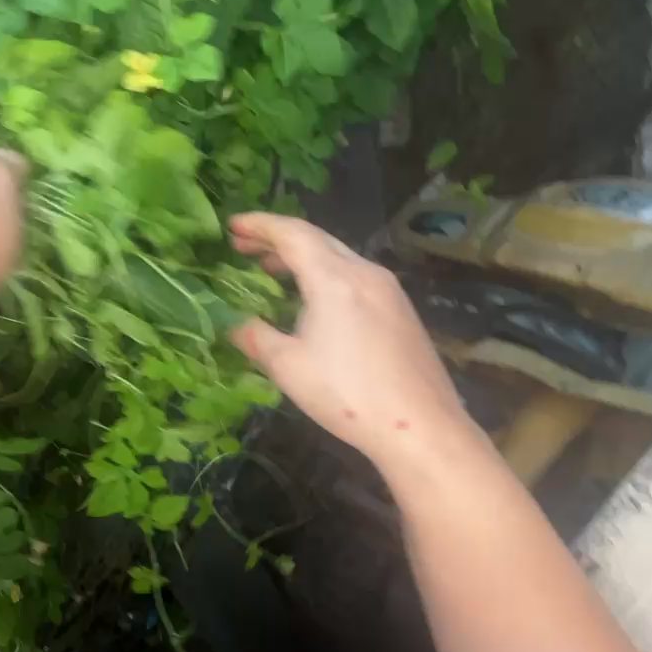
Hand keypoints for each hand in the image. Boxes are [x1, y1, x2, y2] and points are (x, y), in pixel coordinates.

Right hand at [227, 213, 478, 471]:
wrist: (420, 427)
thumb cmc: (346, 394)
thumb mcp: (287, 366)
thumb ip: (256, 336)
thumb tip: (234, 324)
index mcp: (334, 280)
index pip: (293, 234)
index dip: (260, 225)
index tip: (232, 224)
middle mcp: (365, 273)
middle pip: (317, 239)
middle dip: (277, 238)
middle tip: (242, 245)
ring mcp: (387, 291)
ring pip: (337, 256)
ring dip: (300, 256)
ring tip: (269, 268)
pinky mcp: (398, 310)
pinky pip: (353, 275)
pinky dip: (322, 273)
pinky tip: (309, 297)